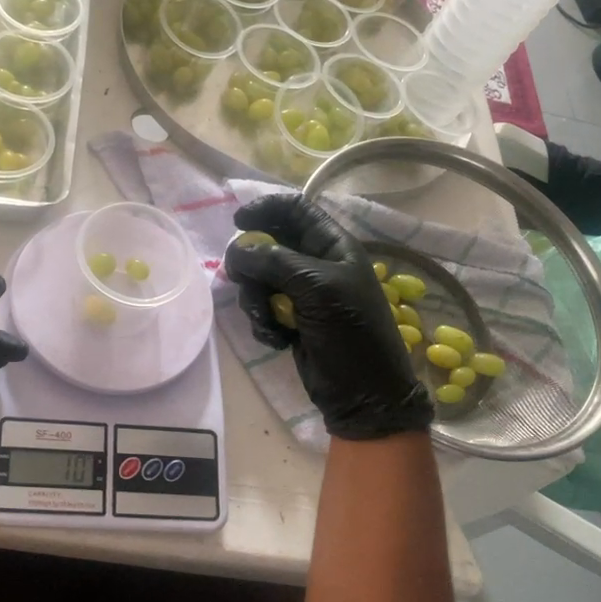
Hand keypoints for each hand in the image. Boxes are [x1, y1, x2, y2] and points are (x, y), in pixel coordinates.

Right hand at [223, 195, 430, 440]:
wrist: (363, 392)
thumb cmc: (351, 333)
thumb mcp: (315, 288)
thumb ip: (274, 261)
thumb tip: (237, 250)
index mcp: (332, 245)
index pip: (294, 209)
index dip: (265, 209)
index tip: (238, 223)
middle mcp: (316, 263)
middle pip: (267, 244)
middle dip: (252, 264)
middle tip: (241, 279)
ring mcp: (301, 293)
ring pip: (258, 278)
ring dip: (255, 299)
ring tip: (269, 321)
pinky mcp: (290, 319)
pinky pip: (261, 307)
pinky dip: (262, 322)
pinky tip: (277, 339)